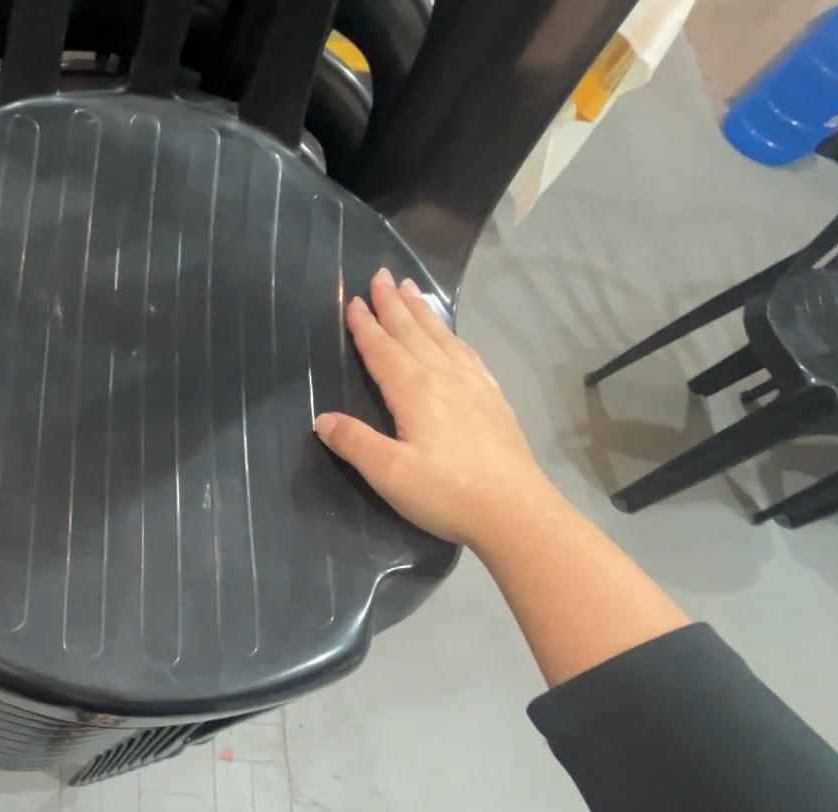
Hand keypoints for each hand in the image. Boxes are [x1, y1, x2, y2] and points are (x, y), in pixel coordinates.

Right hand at [314, 269, 560, 548]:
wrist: (515, 510)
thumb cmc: (445, 492)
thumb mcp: (388, 473)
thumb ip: (353, 442)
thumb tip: (322, 419)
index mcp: (415, 392)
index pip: (384, 351)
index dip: (366, 327)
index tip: (353, 301)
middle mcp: (444, 379)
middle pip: (414, 334)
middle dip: (394, 306)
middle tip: (382, 275)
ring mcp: (473, 387)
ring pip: (442, 339)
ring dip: (423, 314)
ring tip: (411, 291)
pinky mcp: (492, 401)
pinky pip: (467, 355)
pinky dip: (452, 338)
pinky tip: (451, 338)